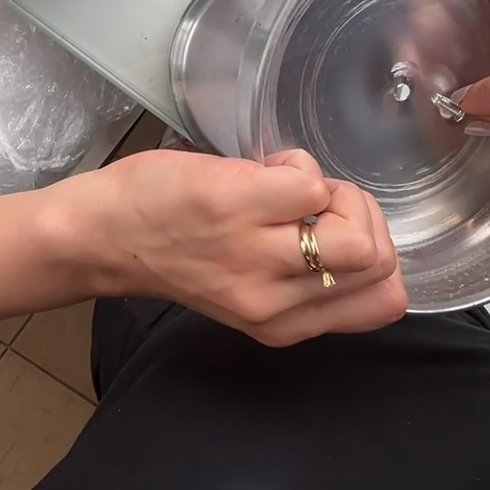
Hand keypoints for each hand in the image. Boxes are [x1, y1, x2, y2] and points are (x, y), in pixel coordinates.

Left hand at [63, 148, 406, 345]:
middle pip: (380, 263)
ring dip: (337, 194)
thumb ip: (301, 282)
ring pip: (359, 232)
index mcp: (284, 323)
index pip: (386, 303)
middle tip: (312, 205)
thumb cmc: (172, 255)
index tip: (334, 234)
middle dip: (362, 218)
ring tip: (291, 189)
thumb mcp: (247, 294)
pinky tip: (262, 170)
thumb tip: (356, 236)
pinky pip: (310, 183)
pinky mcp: (237, 206)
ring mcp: (257, 255)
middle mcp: (276, 301)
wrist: (103, 236)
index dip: (376, 256)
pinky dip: (297, 166)